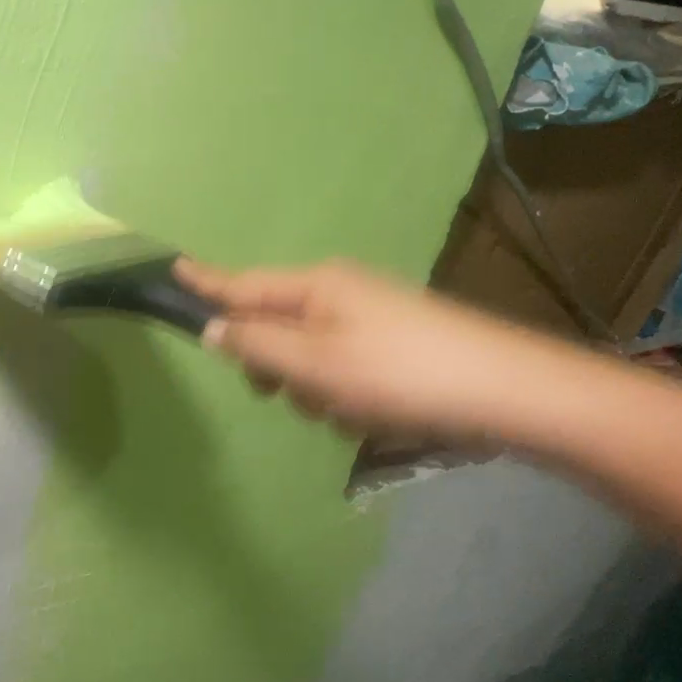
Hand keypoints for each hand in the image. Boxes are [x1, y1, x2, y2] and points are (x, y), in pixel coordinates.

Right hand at [174, 258, 589, 442]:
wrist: (511, 394)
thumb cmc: (399, 373)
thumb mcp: (312, 364)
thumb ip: (255, 345)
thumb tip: (212, 328)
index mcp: (315, 287)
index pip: (241, 283)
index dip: (204, 281)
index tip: (170, 267)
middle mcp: (337, 295)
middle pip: (271, 328)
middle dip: (270, 366)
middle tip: (279, 394)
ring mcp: (367, 320)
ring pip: (303, 358)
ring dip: (310, 390)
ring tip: (345, 410)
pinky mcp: (391, 348)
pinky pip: (337, 371)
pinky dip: (342, 396)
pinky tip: (370, 414)